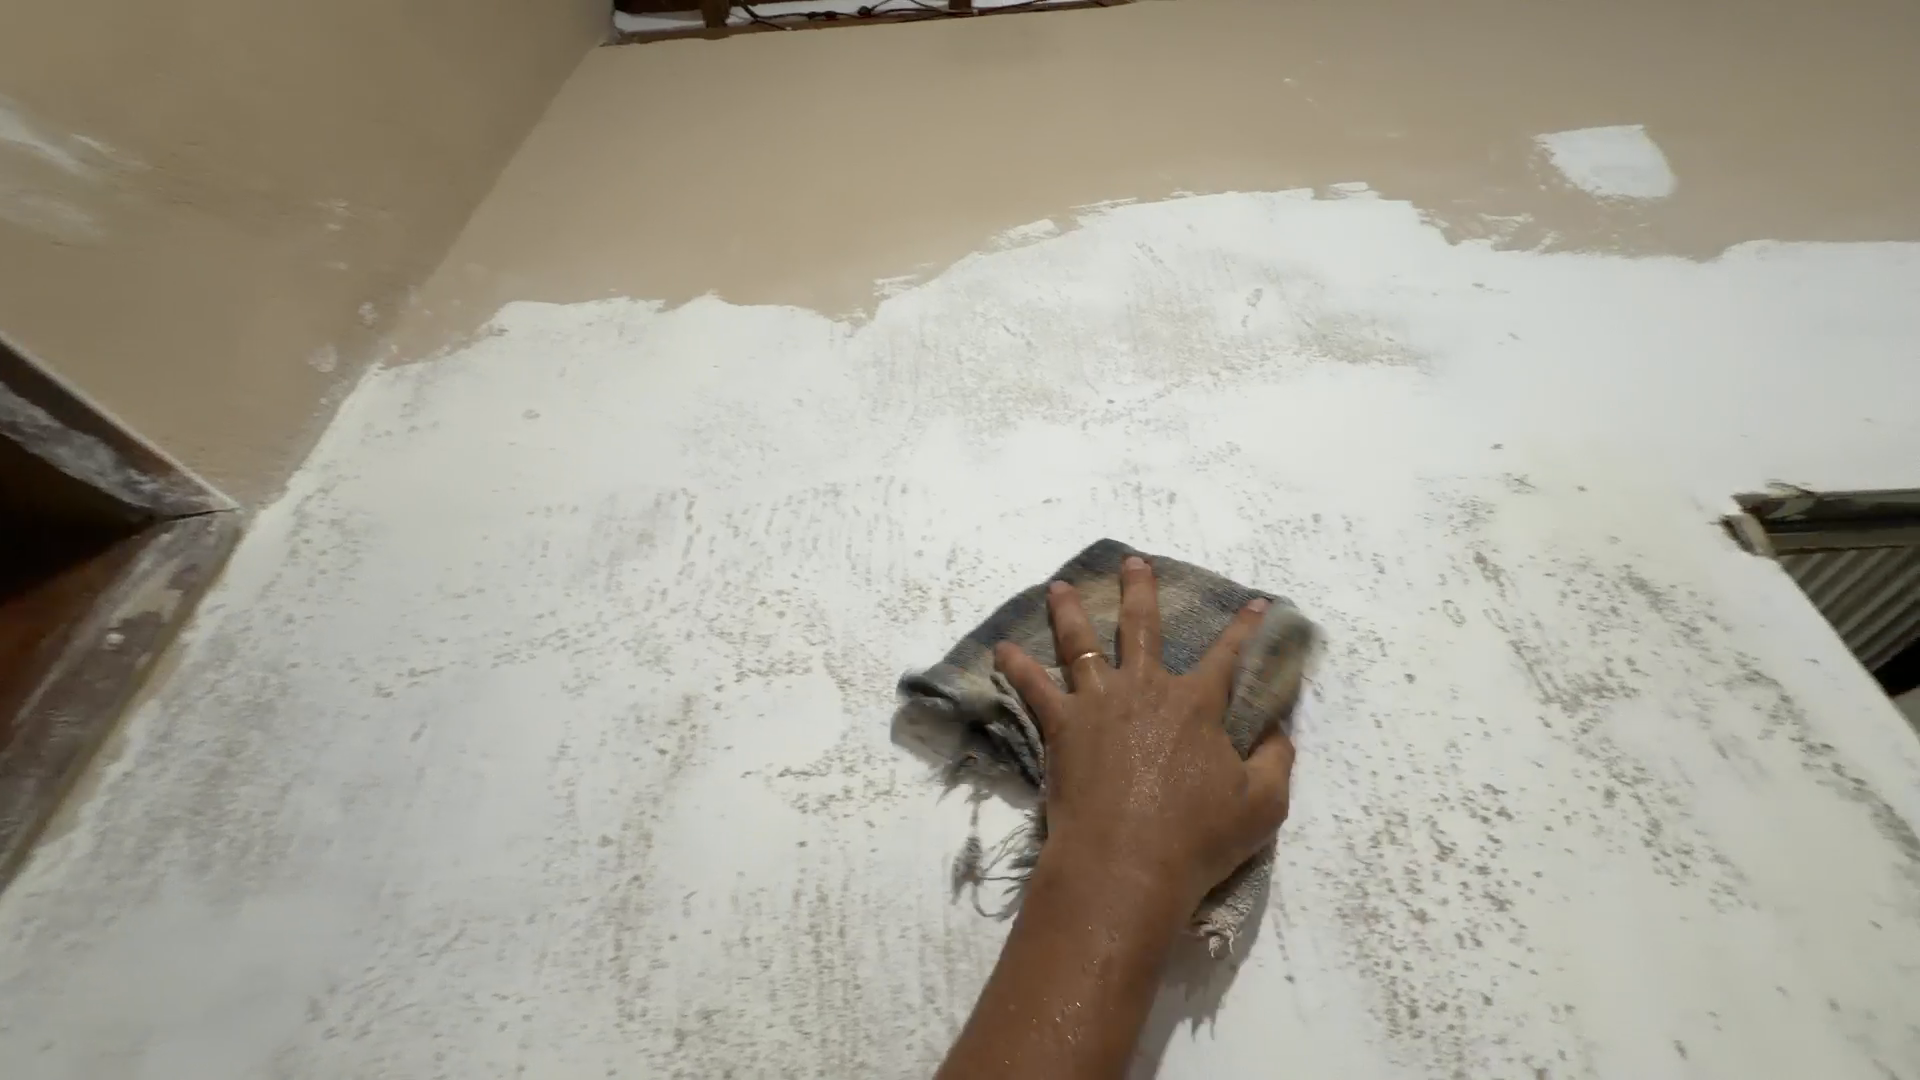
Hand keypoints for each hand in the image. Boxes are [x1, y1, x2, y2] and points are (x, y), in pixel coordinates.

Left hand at [992, 555, 1295, 917]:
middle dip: (1139, 590)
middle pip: (1142, 627)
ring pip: (1081, 643)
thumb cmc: (1197, 837)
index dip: (1245, 629)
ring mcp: (1099, 702)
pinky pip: (1033, 687)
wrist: (1126, 861)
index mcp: (1194, 705)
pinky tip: (1000, 648)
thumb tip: (1281, 727)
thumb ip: (1276, 759)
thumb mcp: (1263, 804)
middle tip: (1132, 562)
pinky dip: (1016, 666)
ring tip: (1060, 585)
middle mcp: (1144, 689)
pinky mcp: (1061, 724)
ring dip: (1070, 611)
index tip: (1256, 603)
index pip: (1227, 656)